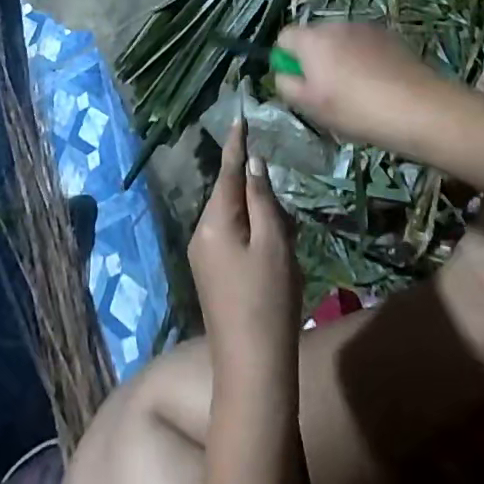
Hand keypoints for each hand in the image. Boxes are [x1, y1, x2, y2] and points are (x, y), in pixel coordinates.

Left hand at [189, 119, 299, 361]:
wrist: (251, 365)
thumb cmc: (268, 298)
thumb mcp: (273, 242)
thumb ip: (262, 200)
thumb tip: (252, 164)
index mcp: (213, 221)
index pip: (228, 172)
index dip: (236, 145)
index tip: (239, 118)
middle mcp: (200, 233)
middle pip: (229, 196)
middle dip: (253, 189)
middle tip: (282, 192)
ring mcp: (202, 257)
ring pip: (231, 218)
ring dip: (255, 214)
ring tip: (284, 226)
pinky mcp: (210, 275)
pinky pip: (230, 238)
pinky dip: (250, 233)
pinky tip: (272, 249)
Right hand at [273, 22, 466, 153]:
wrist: (419, 108)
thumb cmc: (356, 109)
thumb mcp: (311, 106)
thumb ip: (286, 86)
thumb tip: (284, 74)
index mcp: (312, 40)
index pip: (284, 37)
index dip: (287, 59)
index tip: (300, 83)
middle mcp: (336, 25)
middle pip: (314, 37)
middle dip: (315, 59)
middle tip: (327, 92)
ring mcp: (366, 27)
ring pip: (341, 41)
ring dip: (341, 59)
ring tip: (357, 91)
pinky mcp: (391, 36)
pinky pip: (366, 45)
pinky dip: (365, 59)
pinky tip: (379, 85)